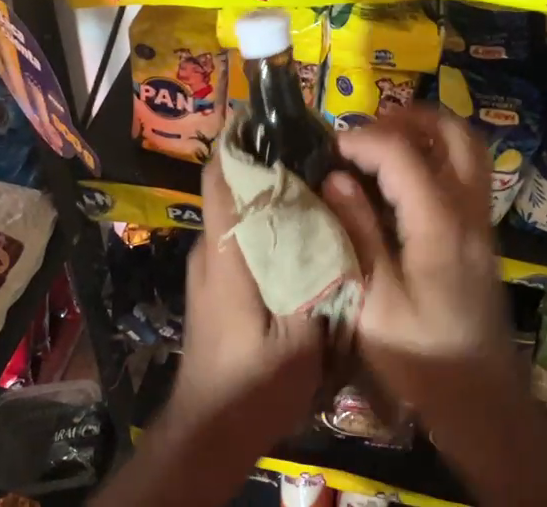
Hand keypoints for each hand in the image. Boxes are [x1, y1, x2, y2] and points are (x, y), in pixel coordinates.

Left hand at [156, 157, 325, 454]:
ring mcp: (210, 268)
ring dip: (271, 195)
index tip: (276, 115)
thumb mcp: (301, 337)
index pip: (221, 176)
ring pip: (239, 213)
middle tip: (319, 150)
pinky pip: (241, 236)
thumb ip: (318, 277)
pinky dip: (268, 222)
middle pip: (233, 188)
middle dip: (270, 163)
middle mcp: (211, 249)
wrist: (211, 432)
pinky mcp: (216, 285)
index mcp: (226, 251)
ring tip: (320, 184)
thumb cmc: (255, 386)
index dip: (242, 140)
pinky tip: (305, 231)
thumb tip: (336, 222)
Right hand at [325, 110, 546, 506]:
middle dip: (410, 117)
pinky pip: (467, 174)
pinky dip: (439, 156)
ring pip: (468, 150)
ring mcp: (481, 221)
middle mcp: (468, 210)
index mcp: (439, 223)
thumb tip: (335, 177)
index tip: (327, 146)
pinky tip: (404, 178)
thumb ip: (357, 231)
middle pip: (454, 134)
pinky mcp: (481, 236)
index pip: (402, 153)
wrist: (480, 400)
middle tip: (367, 128)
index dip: (362, 140)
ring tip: (386, 142)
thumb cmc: (419, 356)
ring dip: (429, 133)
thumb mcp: (373, 300)